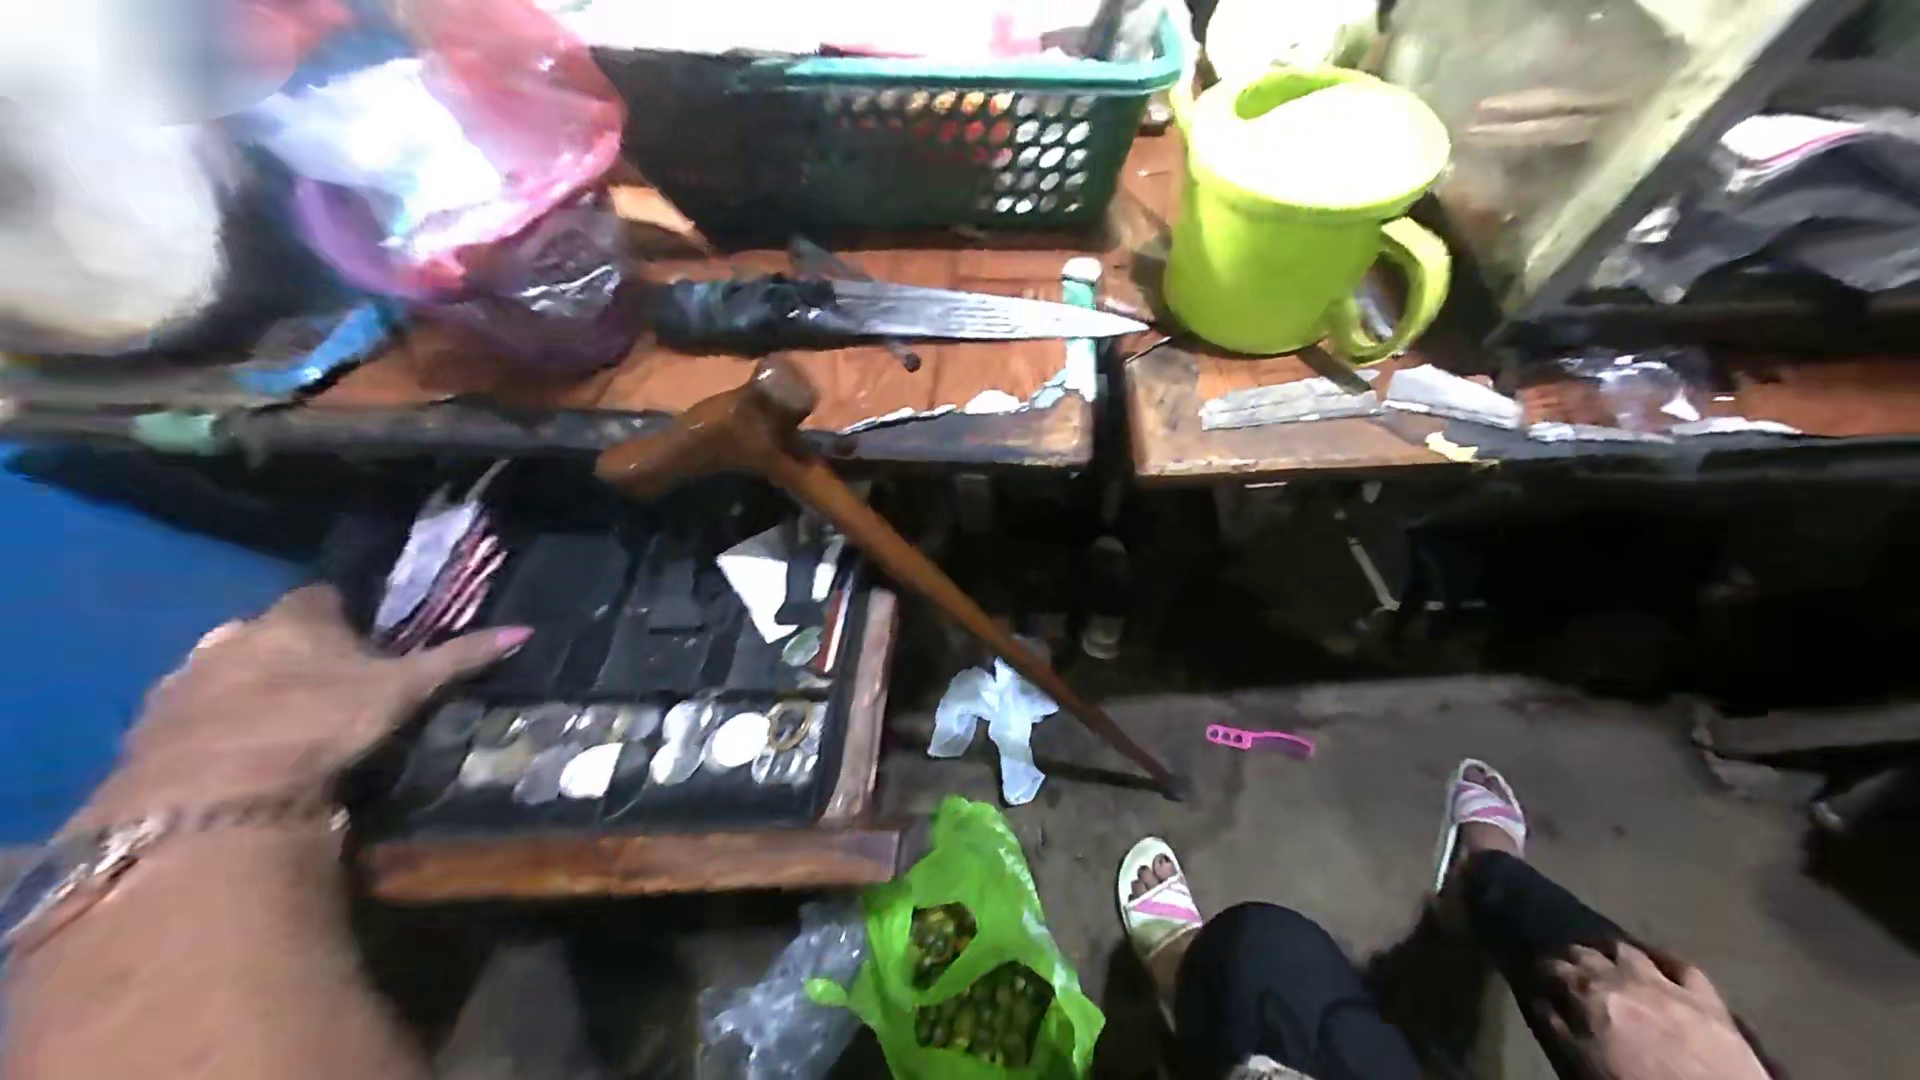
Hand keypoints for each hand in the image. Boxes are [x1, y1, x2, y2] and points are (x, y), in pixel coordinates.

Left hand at [77, 585, 529, 826]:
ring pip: (226, 667)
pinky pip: (192, 709)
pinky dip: (217, 718)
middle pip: (271, 629)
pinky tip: (241, 746)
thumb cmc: (324, 721)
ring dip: (252, 681)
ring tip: (286, 716)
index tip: (367, 639)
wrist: (217, 794)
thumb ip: (460, 657)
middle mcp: (233, 635)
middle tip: (330, 681)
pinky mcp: (147, 725)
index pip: (323, 595)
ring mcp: (183, 679)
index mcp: (296, 619)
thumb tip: (526, 630)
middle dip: (296, 647)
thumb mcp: (406, 689)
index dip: (347, 614)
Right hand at [1543, 944, 1768, 1079]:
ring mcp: (1664, 984)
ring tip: (1612, 960)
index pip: (1554, 967)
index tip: (1546, 979)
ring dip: (1614, 953)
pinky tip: (1661, 963)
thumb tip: (1542, 1003)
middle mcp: (1619, 976)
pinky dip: (1668, 962)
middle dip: (1576, 957)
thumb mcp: (1585, 1061)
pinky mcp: (1705, 1000)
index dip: (1547, 971)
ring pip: (1629, 952)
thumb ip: (1558, 1027)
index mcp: (1587, 991)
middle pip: (1587, 953)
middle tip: (1575, 968)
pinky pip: (1685, 969)